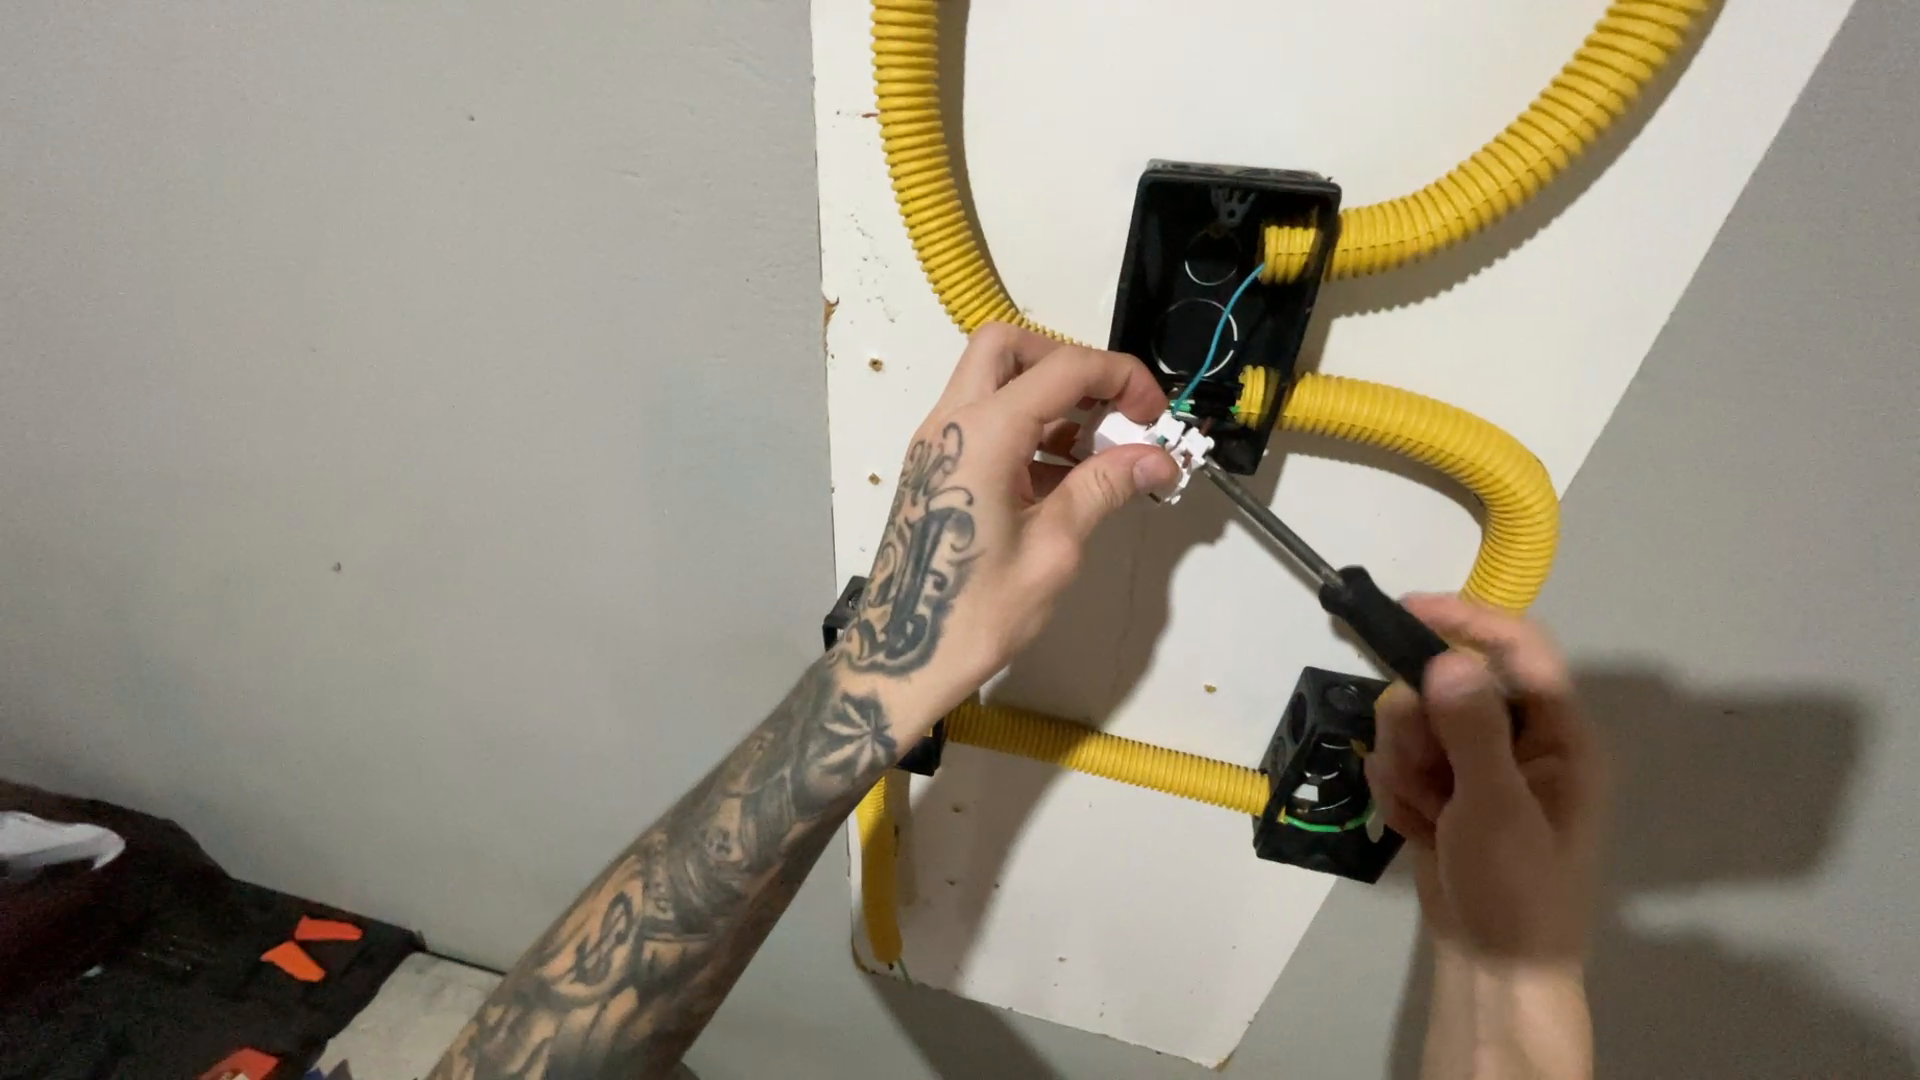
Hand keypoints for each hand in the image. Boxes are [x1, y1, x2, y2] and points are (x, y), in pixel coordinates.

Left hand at [835, 323, 1177, 730]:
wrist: (902, 657)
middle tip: (1107, 410)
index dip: (1120, 377)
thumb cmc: (977, 612)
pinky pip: (980, 421)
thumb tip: (1158, 458)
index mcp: (982, 434)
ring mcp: (934, 444)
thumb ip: (1103, 488)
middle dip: (1067, 363)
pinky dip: (1024, 427)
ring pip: (990, 381)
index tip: (1154, 415)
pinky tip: (1061, 476)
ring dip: (1047, 397)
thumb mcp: (1053, 549)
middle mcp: (949, 423)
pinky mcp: (933, 468)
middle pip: (1007, 347)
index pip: (1062, 368)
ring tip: (1096, 450)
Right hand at [1366, 595, 1603, 964]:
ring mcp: (1471, 758)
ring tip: (1425, 812)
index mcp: (1556, 735)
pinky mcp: (1439, 778)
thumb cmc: (1517, 890)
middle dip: (1417, 729)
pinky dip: (1395, 788)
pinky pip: (1393, 754)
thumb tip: (1448, 659)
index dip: (1465, 618)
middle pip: (1441, 684)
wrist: (1491, 959)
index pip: (1517, 648)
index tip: (1405, 609)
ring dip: (1403, 765)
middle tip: (1423, 775)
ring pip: (1407, 719)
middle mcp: (1514, 736)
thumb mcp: (1498, 811)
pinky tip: (1417, 824)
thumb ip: (1473, 732)